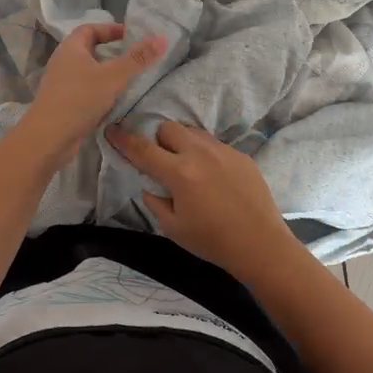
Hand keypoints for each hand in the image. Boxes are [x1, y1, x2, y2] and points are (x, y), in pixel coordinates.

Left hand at [21, 23, 166, 158]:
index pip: (90, 29)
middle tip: (135, 58)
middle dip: (112, 52)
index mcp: (71, 48)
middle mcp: (63, 62)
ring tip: (130, 79)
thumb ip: (138, 58)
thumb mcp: (113, 76)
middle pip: (89, 50)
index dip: (111, 29)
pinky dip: (101, 92)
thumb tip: (162, 38)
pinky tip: (116, 101)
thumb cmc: (79, 99)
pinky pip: (86, 91)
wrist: (48, 138)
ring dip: (108, 74)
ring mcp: (62, 84)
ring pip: (88, 72)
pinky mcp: (64, 104)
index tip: (132, 36)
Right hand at [106, 119, 304, 282]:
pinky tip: (214, 178)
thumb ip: (155, 201)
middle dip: (159, 140)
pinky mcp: (241, 155)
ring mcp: (223, 151)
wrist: (260, 244)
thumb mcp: (173, 228)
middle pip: (169, 128)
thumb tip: (151, 185)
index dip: (124, 139)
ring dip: (183, 143)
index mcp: (179, 173)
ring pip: (193, 132)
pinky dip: (206, 154)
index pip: (143, 149)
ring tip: (189, 168)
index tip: (112, 130)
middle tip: (163, 163)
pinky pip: (215, 145)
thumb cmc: (212, 241)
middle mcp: (200, 153)